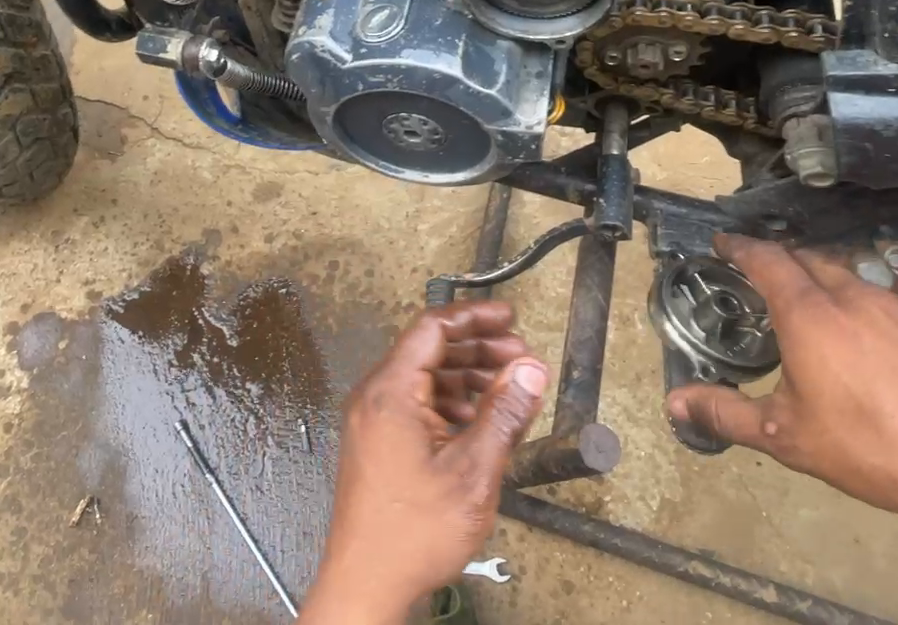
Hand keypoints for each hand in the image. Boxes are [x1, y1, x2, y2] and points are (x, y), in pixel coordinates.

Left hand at [302, 303, 547, 623]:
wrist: (367, 581)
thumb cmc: (413, 531)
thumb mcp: (472, 470)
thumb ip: (502, 414)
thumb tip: (530, 371)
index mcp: (391, 390)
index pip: (432, 327)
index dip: (474, 316)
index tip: (509, 317)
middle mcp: (375, 395)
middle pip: (429, 349)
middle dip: (477, 348)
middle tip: (520, 355)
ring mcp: (373, 418)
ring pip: (425, 377)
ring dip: (467, 376)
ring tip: (508, 387)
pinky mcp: (378, 440)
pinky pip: (416, 403)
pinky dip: (449, 402)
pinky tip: (480, 418)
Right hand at [667, 235, 897, 525]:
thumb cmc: (876, 447)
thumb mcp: (788, 437)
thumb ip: (727, 414)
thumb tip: (675, 403)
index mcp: (809, 315)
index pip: (766, 259)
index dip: (740, 247)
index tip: (724, 244)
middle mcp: (856, 298)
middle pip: (810, 260)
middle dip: (783, 262)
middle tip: (765, 280)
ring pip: (857, 281)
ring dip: (830, 286)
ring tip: (823, 316)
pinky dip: (876, 315)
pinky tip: (884, 351)